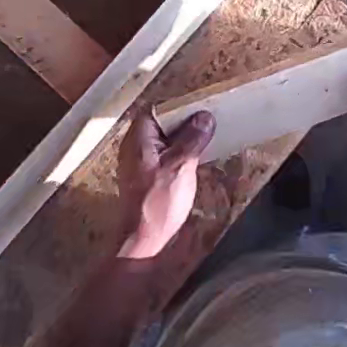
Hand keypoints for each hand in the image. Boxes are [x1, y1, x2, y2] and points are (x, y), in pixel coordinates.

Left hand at [116, 110, 214, 259]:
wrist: (144, 239)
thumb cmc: (158, 202)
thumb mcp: (181, 166)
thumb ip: (192, 139)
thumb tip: (204, 117)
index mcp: (138, 138)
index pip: (157, 110)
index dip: (179, 107)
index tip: (202, 108)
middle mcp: (135, 146)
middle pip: (161, 124)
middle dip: (185, 123)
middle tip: (210, 123)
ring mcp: (139, 162)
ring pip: (164, 141)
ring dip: (184, 140)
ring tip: (208, 139)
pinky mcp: (147, 176)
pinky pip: (164, 156)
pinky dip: (179, 154)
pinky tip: (196, 159)